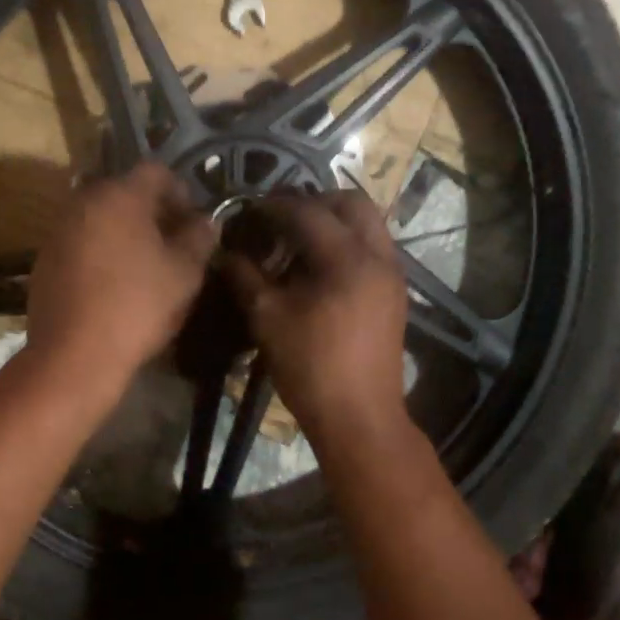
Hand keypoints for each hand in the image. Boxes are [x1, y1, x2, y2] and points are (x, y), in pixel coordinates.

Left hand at [25, 162, 217, 384]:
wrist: (74, 355)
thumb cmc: (138, 305)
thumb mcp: (184, 273)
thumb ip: (198, 239)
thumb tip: (206, 221)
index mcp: (121, 195)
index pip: (156, 171)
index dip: (180, 191)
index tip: (192, 223)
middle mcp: (85, 201)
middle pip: (125, 192)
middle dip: (151, 212)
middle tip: (172, 243)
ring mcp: (59, 230)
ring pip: (100, 217)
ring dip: (124, 231)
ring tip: (144, 266)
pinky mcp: (44, 259)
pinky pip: (80, 242)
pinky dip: (99, 251)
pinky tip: (112, 284)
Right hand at [223, 192, 410, 442]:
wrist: (360, 418)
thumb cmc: (311, 366)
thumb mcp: (267, 317)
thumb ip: (244, 276)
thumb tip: (224, 252)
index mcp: (347, 257)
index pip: (307, 211)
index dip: (273, 205)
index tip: (248, 209)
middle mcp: (377, 255)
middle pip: (351, 202)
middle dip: (313, 201)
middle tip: (280, 216)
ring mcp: (392, 274)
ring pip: (367, 223)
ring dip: (333, 220)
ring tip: (297, 239)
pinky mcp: (395, 293)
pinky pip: (372, 246)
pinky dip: (346, 241)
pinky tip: (317, 265)